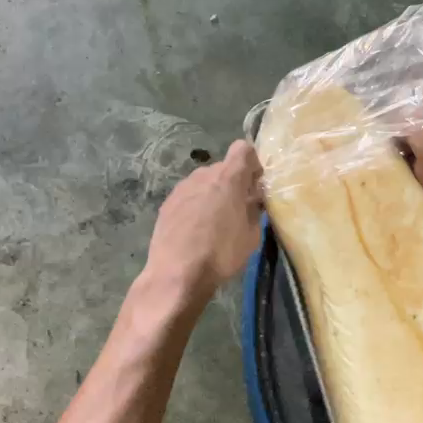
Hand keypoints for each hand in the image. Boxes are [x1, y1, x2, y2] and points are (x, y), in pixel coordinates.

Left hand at [144, 140, 263, 298]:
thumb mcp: (252, 235)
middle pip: (223, 168)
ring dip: (213, 194)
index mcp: (228, 178)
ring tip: (215, 223)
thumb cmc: (221, 254)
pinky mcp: (167, 203)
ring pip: (204, 182)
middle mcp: (203, 175)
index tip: (255, 183)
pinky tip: (195, 230)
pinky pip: (189, 196)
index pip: (243, 149)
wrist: (176, 273)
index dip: (251, 162)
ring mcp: (182, 188)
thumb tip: (253, 198)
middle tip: (238, 208)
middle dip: (233, 183)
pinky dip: (196, 206)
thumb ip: (254, 209)